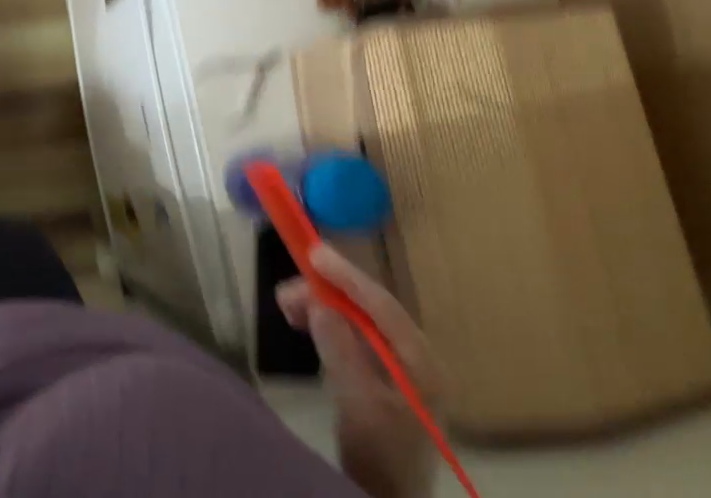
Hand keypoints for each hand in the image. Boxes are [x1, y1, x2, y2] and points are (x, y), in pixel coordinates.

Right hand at [277, 244, 439, 497]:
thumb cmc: (380, 456)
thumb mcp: (358, 406)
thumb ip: (341, 352)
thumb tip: (319, 303)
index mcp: (423, 363)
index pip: (384, 307)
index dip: (348, 277)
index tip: (314, 253)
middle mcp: (415, 356)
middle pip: (369, 308)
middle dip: (328, 291)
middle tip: (288, 290)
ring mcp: (400, 365)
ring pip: (357, 318)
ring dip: (323, 306)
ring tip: (288, 305)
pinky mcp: (381, 374)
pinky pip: (353, 334)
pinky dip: (326, 323)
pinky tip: (304, 321)